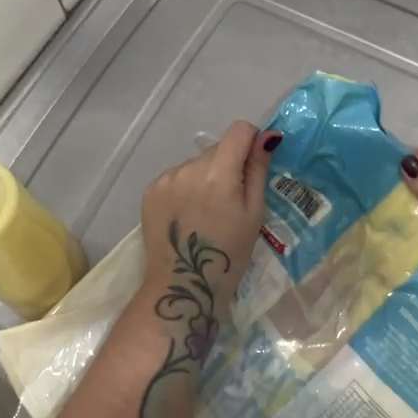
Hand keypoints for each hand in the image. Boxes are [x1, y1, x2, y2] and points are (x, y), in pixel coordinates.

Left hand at [138, 121, 279, 314]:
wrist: (182, 287)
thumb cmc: (229, 254)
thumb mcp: (254, 213)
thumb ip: (258, 169)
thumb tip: (267, 136)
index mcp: (218, 173)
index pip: (238, 130)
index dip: (251, 140)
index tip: (253, 163)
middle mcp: (188, 168)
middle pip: (217, 149)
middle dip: (228, 165)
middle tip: (230, 201)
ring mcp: (166, 178)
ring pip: (197, 163)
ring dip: (206, 176)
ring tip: (206, 212)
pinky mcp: (151, 190)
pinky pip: (177, 176)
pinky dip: (186, 187)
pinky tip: (187, 215)